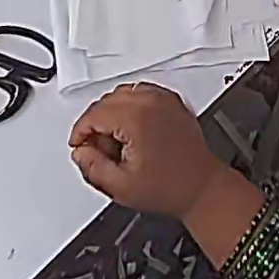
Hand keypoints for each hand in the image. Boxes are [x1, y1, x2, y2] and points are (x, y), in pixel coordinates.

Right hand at [69, 82, 229, 220]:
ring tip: (117, 142)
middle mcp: (152, 102)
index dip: (81, 131)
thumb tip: (81, 151)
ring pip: (124, 92)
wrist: (200, 185)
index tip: (79, 145)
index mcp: (137, 119)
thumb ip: (92, 167)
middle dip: (96, 122)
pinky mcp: (172, 100)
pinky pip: (142, 92)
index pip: (95, 113)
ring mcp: (164, 99)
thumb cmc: (169, 187)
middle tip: (98, 149)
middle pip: (108, 100)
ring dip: (112, 112)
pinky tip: (132, 130)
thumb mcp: (119, 186)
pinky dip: (130, 105)